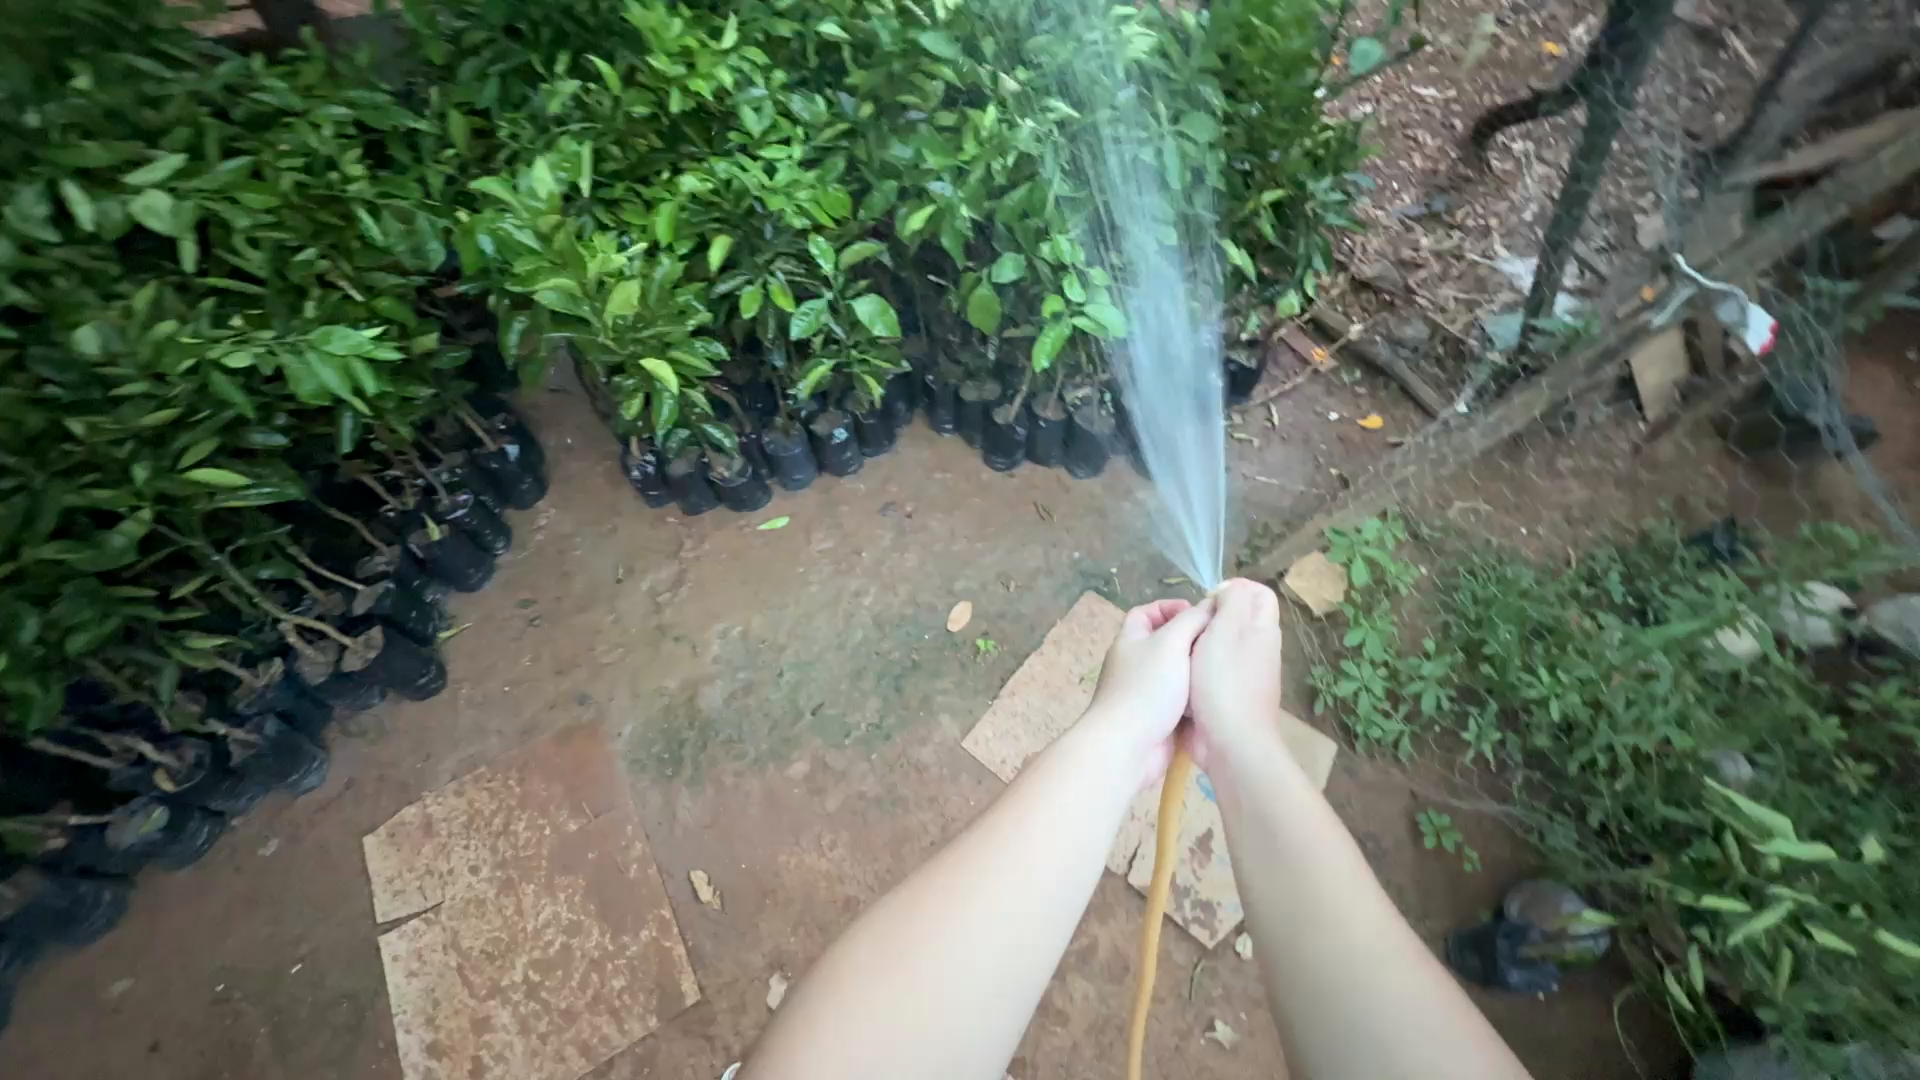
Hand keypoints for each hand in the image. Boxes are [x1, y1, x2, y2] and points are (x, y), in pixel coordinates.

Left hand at [1084, 597, 1213, 785]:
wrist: (1128, 746)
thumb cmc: (1146, 688)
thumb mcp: (1170, 643)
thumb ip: (1191, 621)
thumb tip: (1210, 605)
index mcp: (1130, 640)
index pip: (1146, 613)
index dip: (1170, 608)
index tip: (1199, 615)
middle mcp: (1135, 664)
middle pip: (1166, 644)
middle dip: (1193, 643)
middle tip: (1221, 645)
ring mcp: (1145, 693)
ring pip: (1178, 675)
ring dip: (1198, 675)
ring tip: (1225, 672)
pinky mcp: (1158, 719)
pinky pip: (1182, 704)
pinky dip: (1197, 702)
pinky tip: (1218, 700)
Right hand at [1186, 578, 1282, 772]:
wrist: (1231, 742)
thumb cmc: (1224, 681)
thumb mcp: (1226, 630)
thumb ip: (1231, 602)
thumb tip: (1227, 591)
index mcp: (1262, 630)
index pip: (1259, 594)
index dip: (1233, 589)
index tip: (1205, 602)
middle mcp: (1259, 650)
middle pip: (1239, 619)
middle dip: (1212, 617)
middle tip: (1189, 627)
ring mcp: (1247, 675)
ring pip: (1223, 646)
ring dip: (1201, 645)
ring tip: (1181, 650)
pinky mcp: (1231, 696)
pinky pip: (1214, 671)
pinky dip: (1198, 669)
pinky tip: (1183, 676)